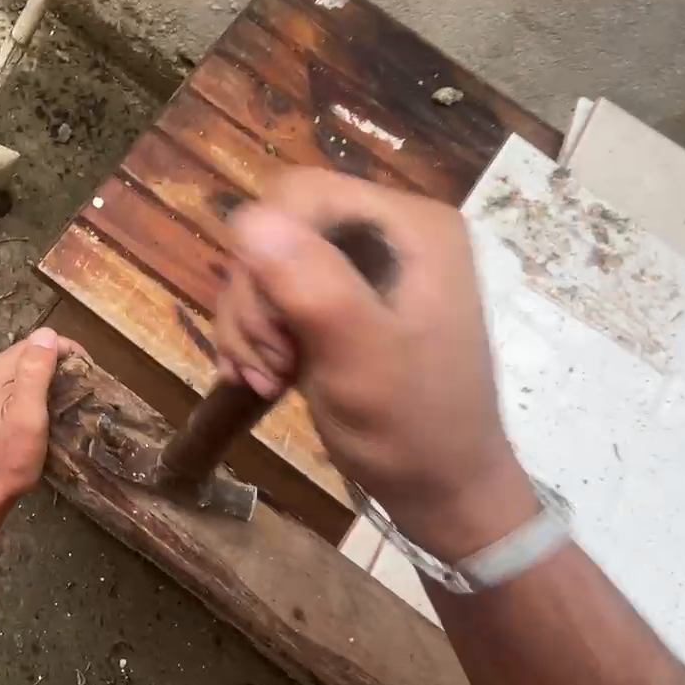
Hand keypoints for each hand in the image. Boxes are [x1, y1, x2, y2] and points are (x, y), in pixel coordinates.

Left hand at [0, 328, 80, 510]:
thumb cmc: (8, 459)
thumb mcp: (28, 415)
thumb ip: (35, 371)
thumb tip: (46, 334)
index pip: (35, 343)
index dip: (64, 351)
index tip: (87, 371)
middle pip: (25, 355)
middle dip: (54, 363)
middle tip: (80, 386)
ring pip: (16, 373)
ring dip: (41, 378)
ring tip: (65, 397)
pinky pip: (5, 389)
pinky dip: (26, 392)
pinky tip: (39, 410)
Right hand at [212, 168, 535, 559]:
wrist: (438, 487)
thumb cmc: (412, 427)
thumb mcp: (362, 359)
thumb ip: (313, 286)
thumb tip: (249, 219)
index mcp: (409, 227)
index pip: (299, 196)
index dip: (264, 254)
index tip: (277, 327)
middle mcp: (384, 232)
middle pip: (272, 230)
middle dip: (252, 299)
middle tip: (269, 361)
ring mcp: (359, 265)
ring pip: (259, 265)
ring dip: (246, 324)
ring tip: (264, 377)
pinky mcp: (336, 296)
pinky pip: (266, 294)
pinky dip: (249, 335)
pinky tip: (258, 375)